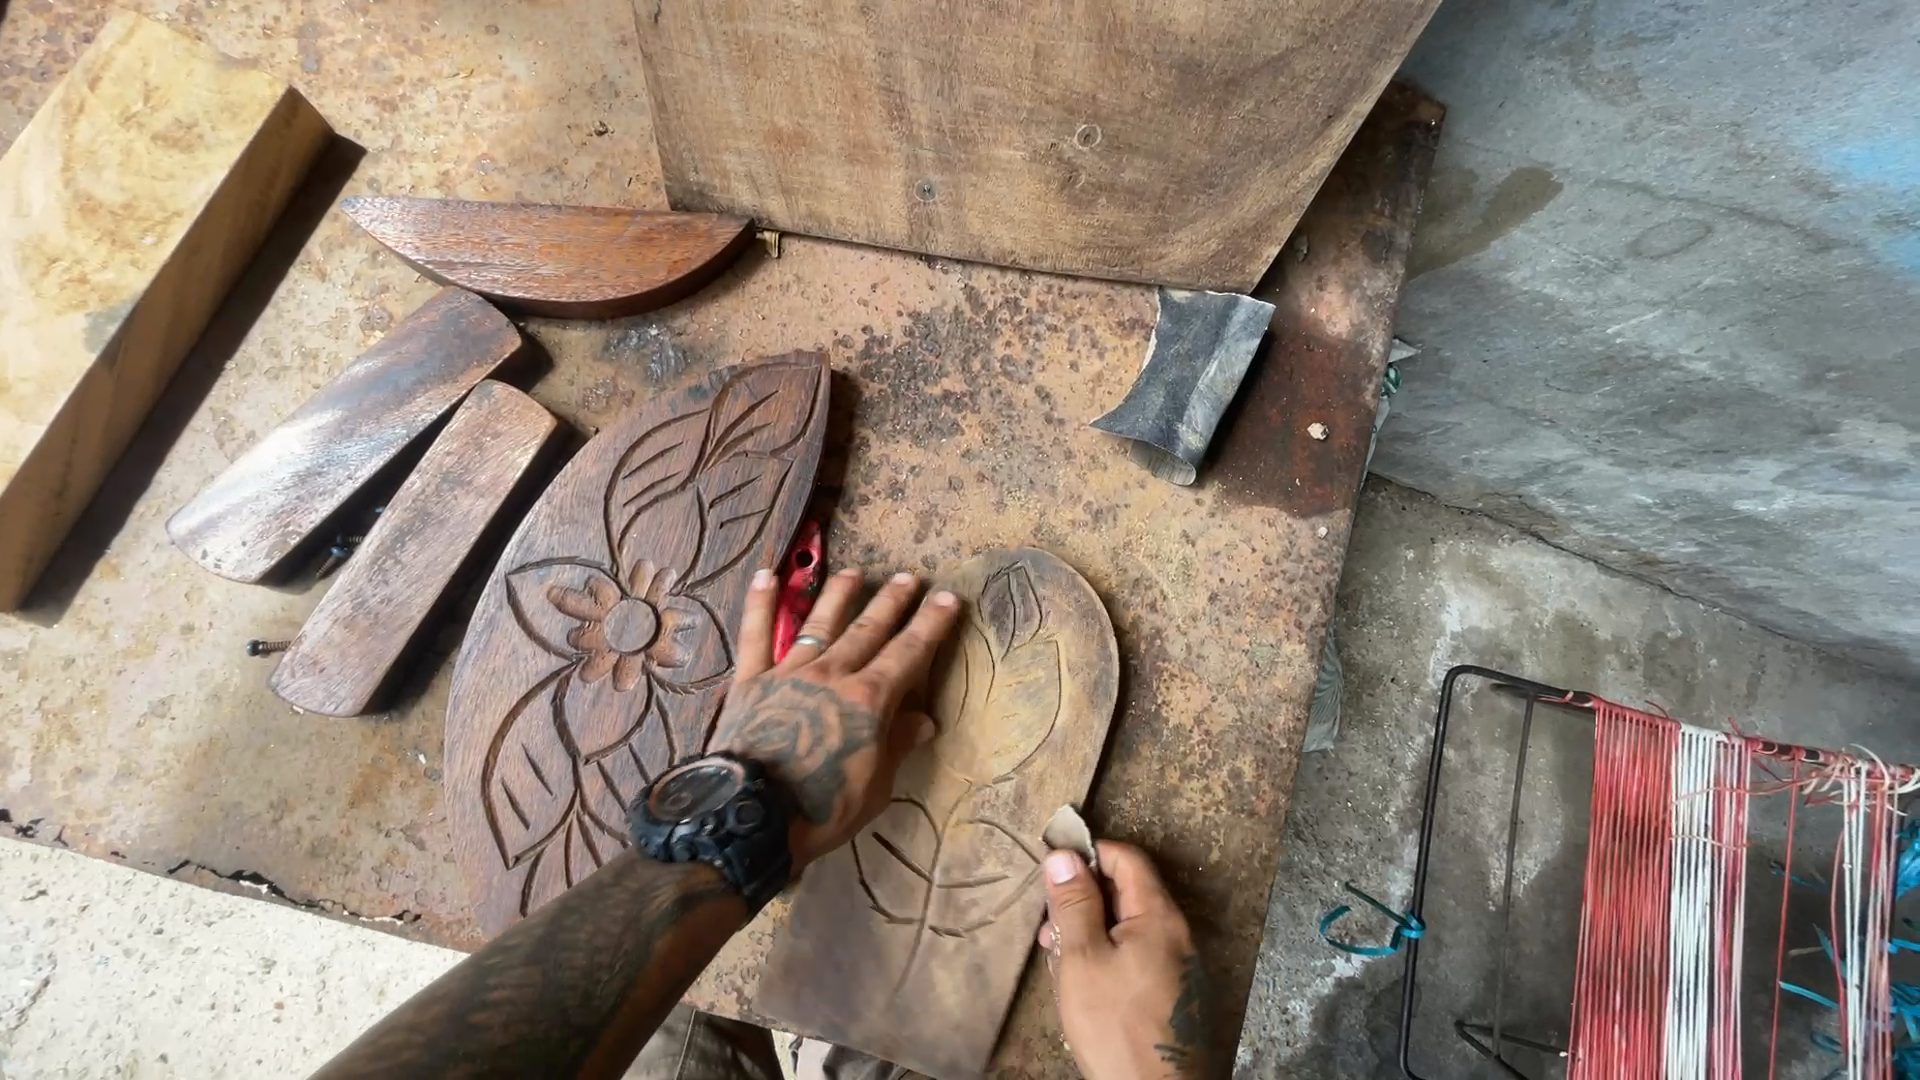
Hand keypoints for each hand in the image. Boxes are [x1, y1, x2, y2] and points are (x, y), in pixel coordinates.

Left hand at [710, 566, 961, 869]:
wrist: (749, 818)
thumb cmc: (822, 808)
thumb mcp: (875, 786)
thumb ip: (896, 745)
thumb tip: (925, 720)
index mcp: (868, 699)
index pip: (909, 653)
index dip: (931, 625)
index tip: (948, 598)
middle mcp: (833, 674)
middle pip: (869, 629)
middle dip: (892, 601)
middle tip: (909, 577)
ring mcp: (790, 672)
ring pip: (820, 622)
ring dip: (840, 594)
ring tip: (854, 573)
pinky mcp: (752, 680)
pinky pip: (757, 635)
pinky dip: (761, 604)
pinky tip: (767, 575)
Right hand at [1039, 842, 1208, 1079]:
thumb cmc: (1116, 1025)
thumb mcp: (1083, 959)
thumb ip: (1074, 903)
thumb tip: (1063, 854)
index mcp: (1158, 915)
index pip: (1126, 857)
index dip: (1089, 854)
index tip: (1055, 872)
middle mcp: (1175, 932)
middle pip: (1126, 890)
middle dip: (1083, 898)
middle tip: (1049, 924)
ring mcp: (1177, 964)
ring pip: (1127, 925)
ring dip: (1090, 929)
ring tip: (1056, 956)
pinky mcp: (1171, 992)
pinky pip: (1135, 953)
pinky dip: (1106, 954)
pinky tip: (1081, 980)